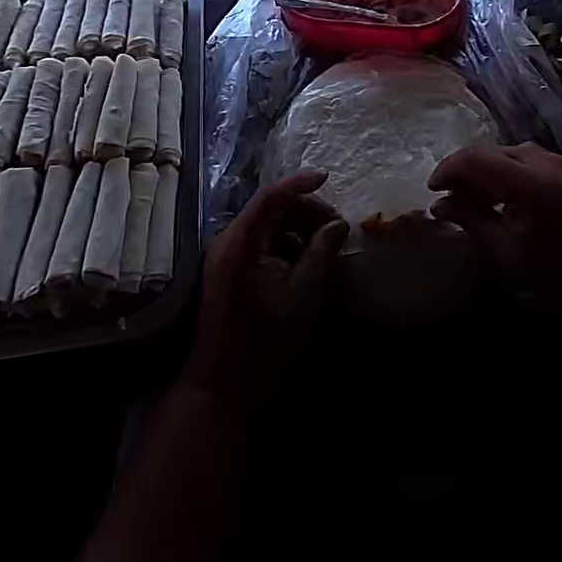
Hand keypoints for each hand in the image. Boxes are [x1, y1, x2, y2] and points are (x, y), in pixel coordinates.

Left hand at [186, 171, 347, 406]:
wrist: (224, 384)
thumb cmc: (267, 341)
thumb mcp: (304, 295)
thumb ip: (321, 253)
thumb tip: (337, 225)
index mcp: (242, 241)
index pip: (271, 197)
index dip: (300, 183)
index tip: (327, 177)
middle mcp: (227, 240)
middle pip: (268, 209)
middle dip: (304, 211)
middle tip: (336, 229)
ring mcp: (224, 255)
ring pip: (264, 226)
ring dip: (295, 229)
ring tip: (326, 246)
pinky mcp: (227, 270)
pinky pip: (257, 244)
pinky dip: (282, 245)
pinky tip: (305, 261)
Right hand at [427, 144, 561, 309]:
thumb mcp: (509, 254)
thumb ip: (472, 221)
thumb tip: (440, 205)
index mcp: (528, 182)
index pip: (473, 158)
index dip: (447, 170)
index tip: (432, 191)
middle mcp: (546, 163)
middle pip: (491, 151)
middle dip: (465, 170)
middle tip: (449, 197)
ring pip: (509, 153)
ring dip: (486, 170)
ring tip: (472, 197)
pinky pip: (528, 161)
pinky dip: (506, 172)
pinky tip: (501, 198)